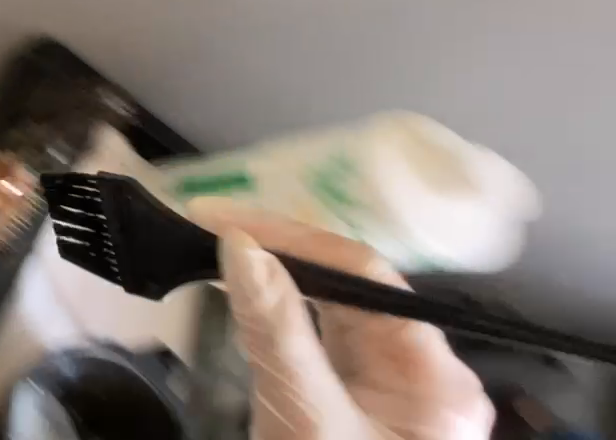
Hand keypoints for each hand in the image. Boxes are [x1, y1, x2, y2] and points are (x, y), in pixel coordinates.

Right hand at [194, 200, 493, 439]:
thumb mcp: (305, 413)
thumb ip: (274, 328)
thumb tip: (237, 242)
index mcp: (430, 373)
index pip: (361, 271)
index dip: (288, 234)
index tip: (216, 218)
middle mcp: (414, 368)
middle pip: (344, 283)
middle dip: (273, 247)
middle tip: (202, 227)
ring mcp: (382, 381)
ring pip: (323, 302)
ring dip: (267, 270)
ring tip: (208, 247)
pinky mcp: (344, 390)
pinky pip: (308, 329)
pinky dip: (268, 302)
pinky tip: (234, 287)